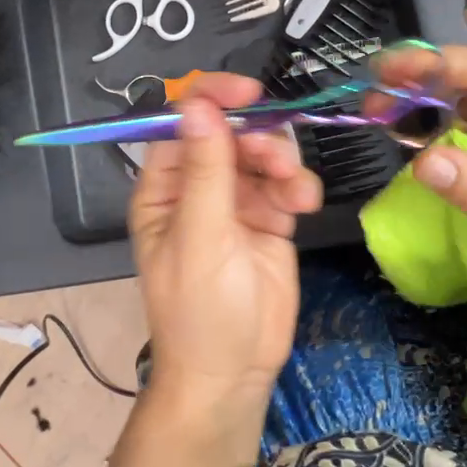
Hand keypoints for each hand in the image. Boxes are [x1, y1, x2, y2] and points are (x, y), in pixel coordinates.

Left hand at [127, 73, 322, 446]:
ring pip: (262, 155)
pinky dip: (297, 186)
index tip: (247, 93)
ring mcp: (235, 203)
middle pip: (229, 134)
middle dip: (257, 138)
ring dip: (282, 162)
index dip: (210, 101)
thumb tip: (197, 105)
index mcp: (163, 188)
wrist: (233, 374)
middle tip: (275, 159)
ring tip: (294, 192)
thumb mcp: (200, 237)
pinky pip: (285, 184)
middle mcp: (197, 188)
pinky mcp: (269, 221)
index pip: (181, 124)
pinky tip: (303, 205)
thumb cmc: (200, 310)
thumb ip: (205, 169)